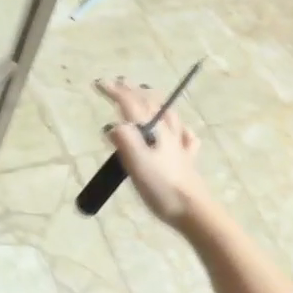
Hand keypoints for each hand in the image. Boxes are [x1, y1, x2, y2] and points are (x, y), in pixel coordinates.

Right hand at [96, 77, 210, 227]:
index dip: (115, 92)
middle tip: (120, 81)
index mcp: (153, 131)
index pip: (132, 105)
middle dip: (134, 91)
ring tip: (148, 93)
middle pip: (150, 105)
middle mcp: (167, 133)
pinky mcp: (188, 161)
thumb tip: (112, 126)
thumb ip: (124, 141)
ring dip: (155, 101)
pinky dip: (180, 129)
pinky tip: (182, 131)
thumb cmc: (162, 188)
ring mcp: (180, 146)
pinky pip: (186, 137)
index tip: (98, 83)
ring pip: (168, 115)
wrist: (194, 212)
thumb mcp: (137, 164)